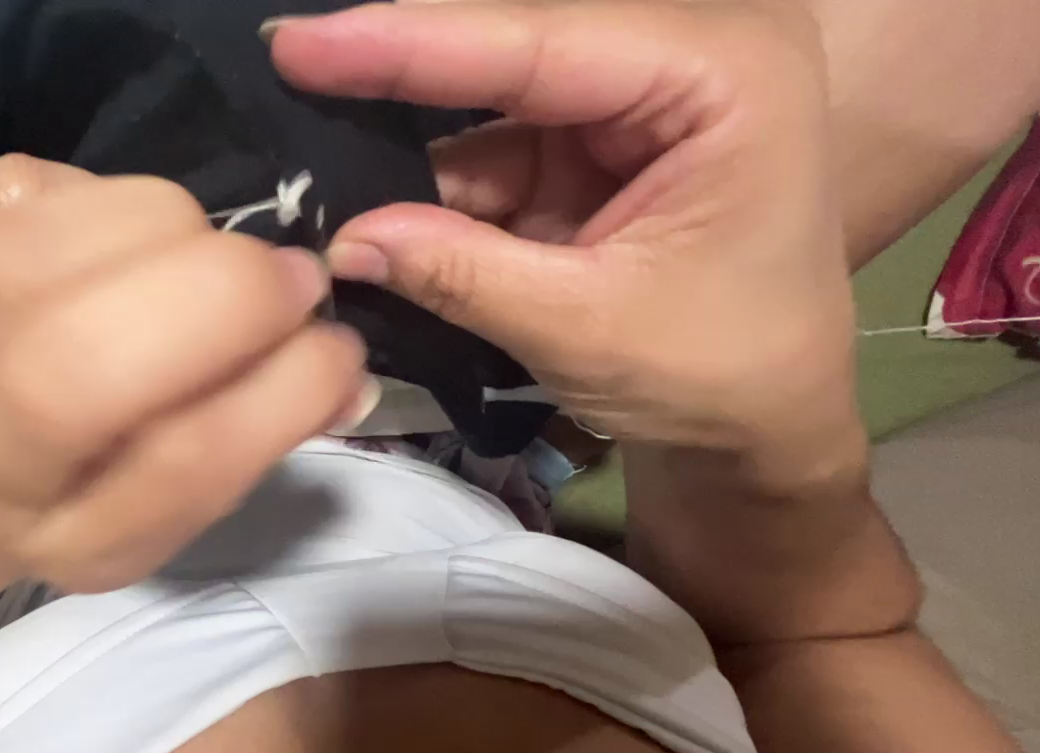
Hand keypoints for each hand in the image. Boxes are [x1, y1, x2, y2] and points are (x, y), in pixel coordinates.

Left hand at [0, 155, 369, 594]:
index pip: (173, 461)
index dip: (279, 395)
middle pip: (100, 347)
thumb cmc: (81, 503)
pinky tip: (131, 259)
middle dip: (237, 296)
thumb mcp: (161, 523)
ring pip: (99, 238)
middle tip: (290, 290)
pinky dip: (144, 209)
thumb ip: (247, 452)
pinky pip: (89, 181)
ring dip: (195, 243)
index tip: (336, 355)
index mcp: (46, 521)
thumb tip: (346, 369)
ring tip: (191, 286)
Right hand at [269, 0, 861, 467]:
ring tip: (308, 151)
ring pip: (480, 113)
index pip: (536, 42)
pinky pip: (479, 167)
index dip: (408, 43)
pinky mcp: (575, 165)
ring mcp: (616, 115)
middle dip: (396, 71)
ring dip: (398, 142)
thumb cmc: (709, 371)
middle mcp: (670, 65)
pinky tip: (365, 203)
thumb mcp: (580, 325)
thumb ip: (459, 274)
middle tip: (290, 62)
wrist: (749, 423)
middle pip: (506, 55)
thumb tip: (344, 243)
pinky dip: (420, 194)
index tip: (300, 43)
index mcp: (717, 73)